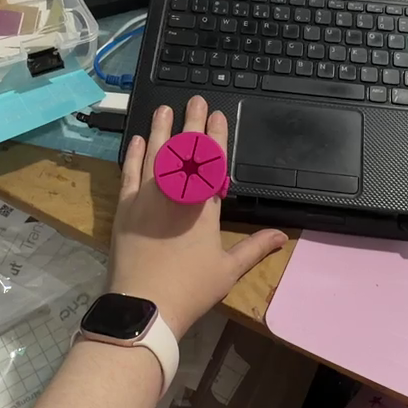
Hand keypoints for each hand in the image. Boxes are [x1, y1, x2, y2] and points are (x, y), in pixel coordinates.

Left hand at [110, 96, 287, 336]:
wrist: (143, 306)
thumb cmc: (189, 288)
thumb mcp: (228, 270)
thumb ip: (254, 248)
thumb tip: (282, 237)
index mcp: (202, 206)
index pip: (211, 162)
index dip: (215, 136)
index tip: (217, 115)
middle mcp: (175, 193)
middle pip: (184, 150)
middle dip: (191, 123)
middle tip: (195, 100)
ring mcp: (147, 197)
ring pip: (155, 154)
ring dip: (160, 130)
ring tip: (164, 109)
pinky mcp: (125, 208)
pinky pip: (129, 173)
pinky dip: (132, 155)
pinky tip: (136, 139)